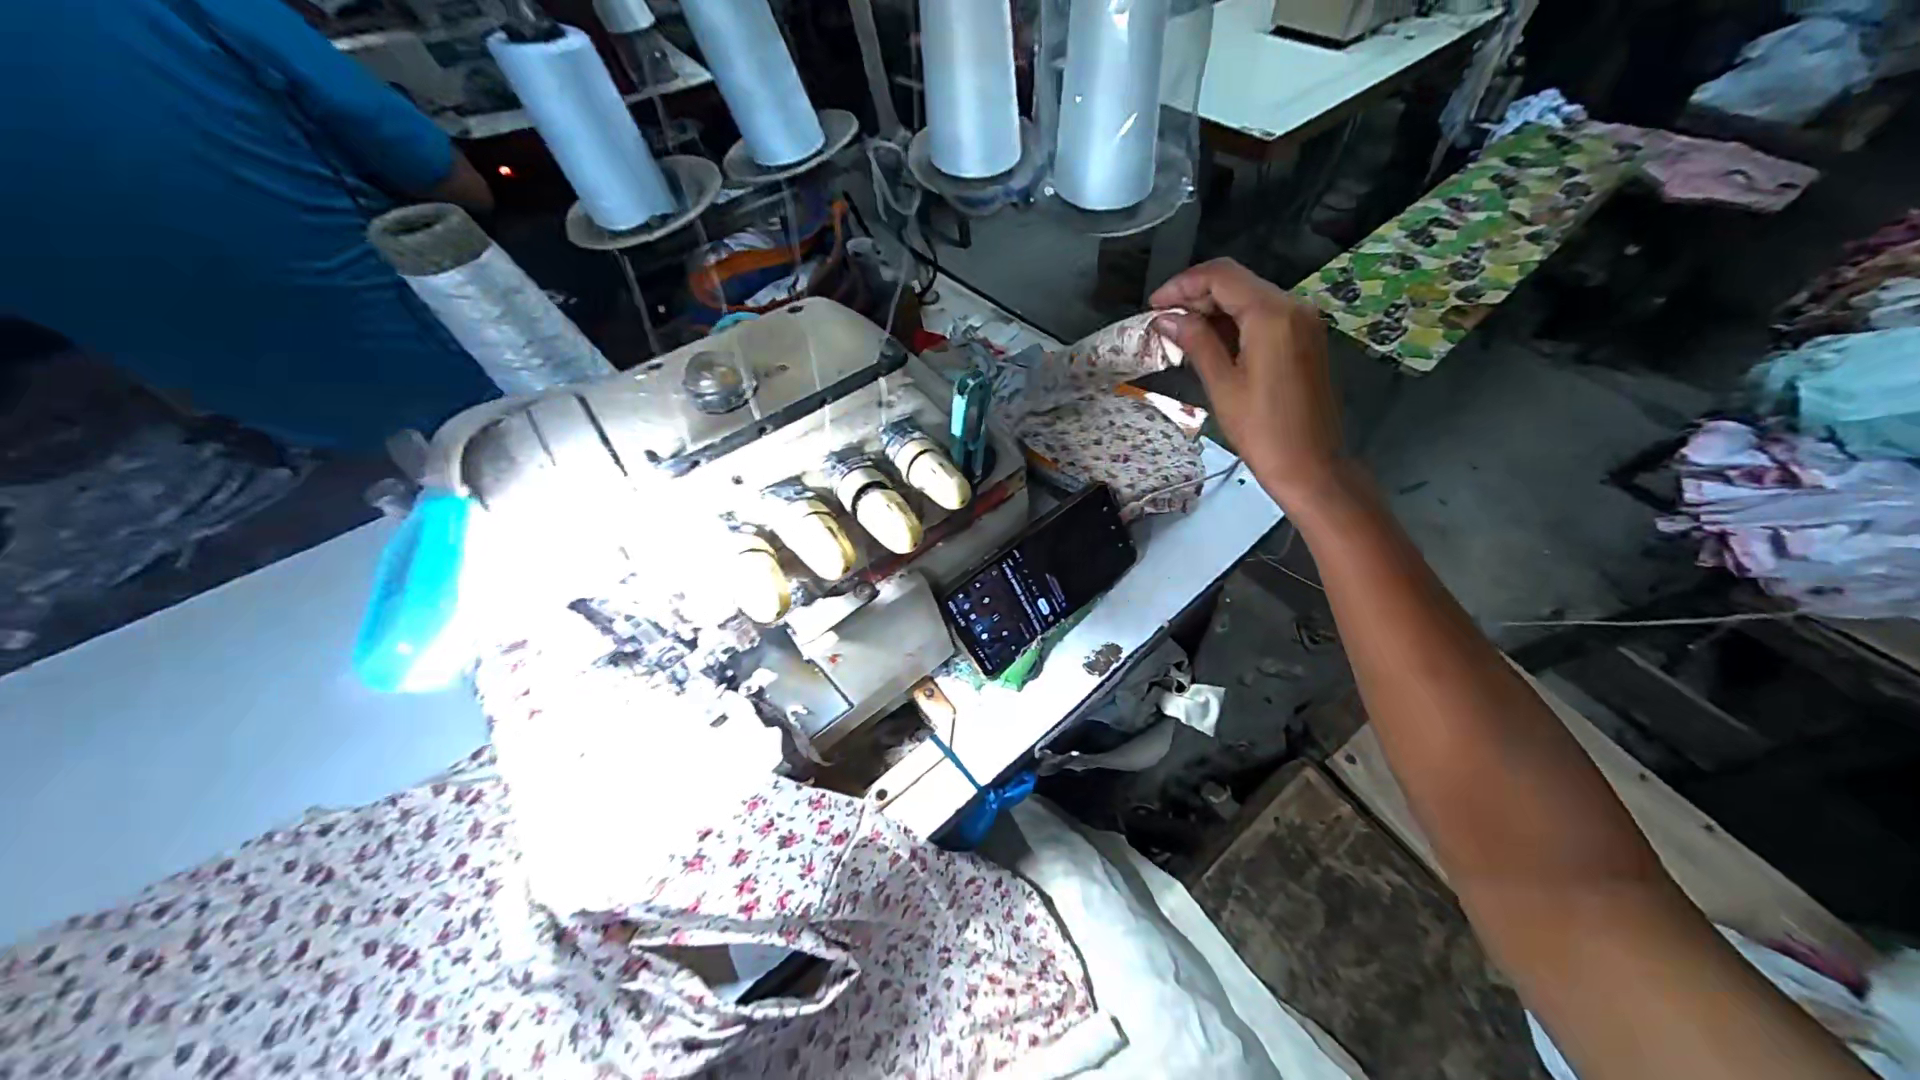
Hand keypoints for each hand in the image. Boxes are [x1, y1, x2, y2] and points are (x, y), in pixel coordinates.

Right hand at [1150, 259, 1348, 508]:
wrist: (1311, 465)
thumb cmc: (1262, 430)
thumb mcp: (1222, 385)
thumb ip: (1196, 342)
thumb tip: (1166, 319)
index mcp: (1272, 315)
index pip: (1221, 276)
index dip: (1182, 284)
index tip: (1154, 306)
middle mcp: (1293, 307)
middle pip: (1237, 282)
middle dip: (1197, 296)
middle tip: (1163, 322)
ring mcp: (1303, 322)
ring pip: (1250, 297)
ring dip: (1214, 309)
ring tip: (1181, 334)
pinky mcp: (1305, 339)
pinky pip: (1265, 316)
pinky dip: (1235, 322)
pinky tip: (1211, 343)